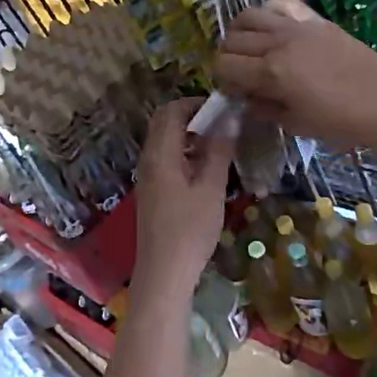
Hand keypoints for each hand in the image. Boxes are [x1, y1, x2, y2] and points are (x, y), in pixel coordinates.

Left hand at [133, 98, 234, 294]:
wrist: (164, 272)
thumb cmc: (190, 230)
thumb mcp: (210, 189)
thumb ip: (218, 151)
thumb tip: (229, 119)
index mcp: (159, 154)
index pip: (171, 111)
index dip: (195, 103)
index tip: (222, 106)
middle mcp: (148, 159)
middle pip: (163, 123)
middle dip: (191, 115)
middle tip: (221, 120)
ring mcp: (147, 176)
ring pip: (164, 140)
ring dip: (188, 134)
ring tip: (218, 141)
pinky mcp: (151, 191)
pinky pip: (165, 158)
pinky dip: (183, 151)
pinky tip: (205, 166)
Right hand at [213, 0, 376, 153]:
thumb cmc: (344, 123)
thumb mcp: (297, 125)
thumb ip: (264, 109)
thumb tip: (245, 99)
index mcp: (271, 73)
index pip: (224, 65)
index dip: (223, 80)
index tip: (235, 92)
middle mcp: (278, 43)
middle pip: (232, 40)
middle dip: (229, 58)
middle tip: (242, 75)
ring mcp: (297, 27)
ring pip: (249, 16)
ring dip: (242, 33)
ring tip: (252, 50)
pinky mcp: (315, 20)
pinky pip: (281, 4)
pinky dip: (268, 12)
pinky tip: (273, 29)